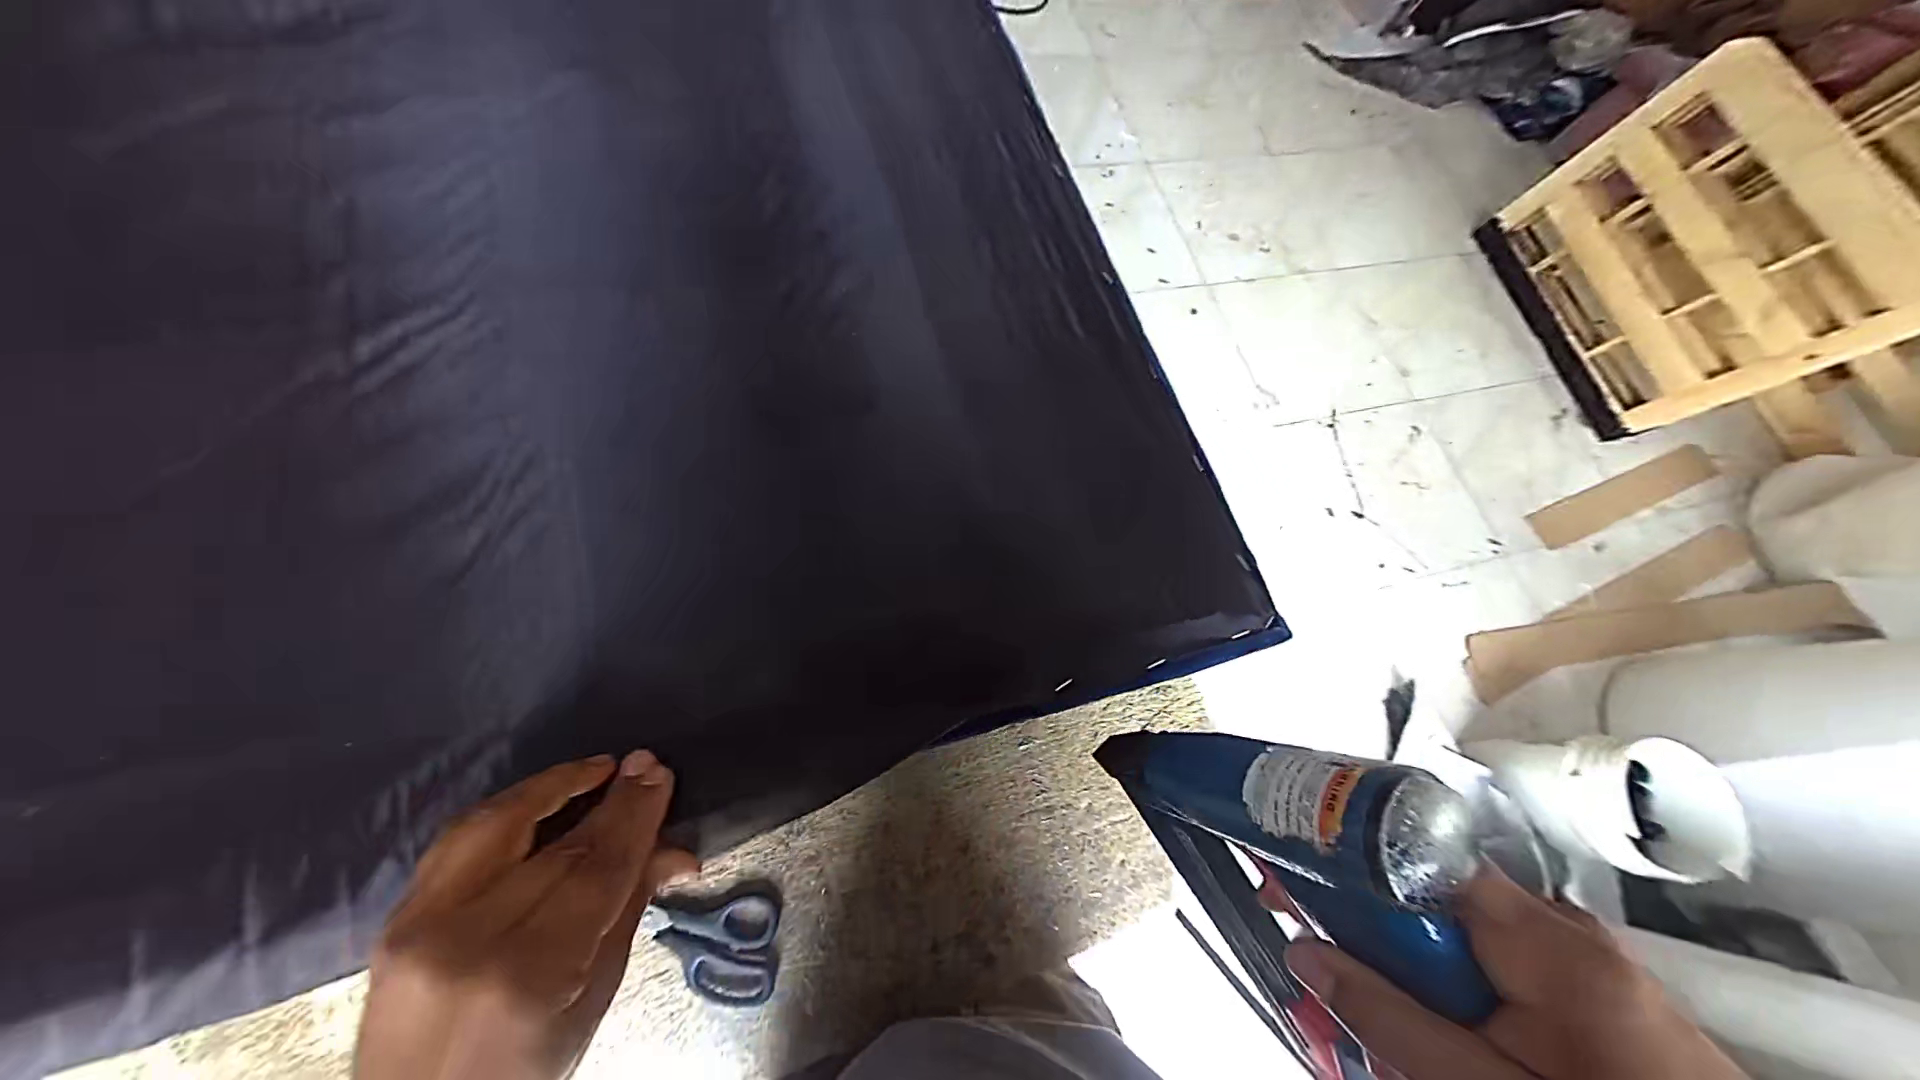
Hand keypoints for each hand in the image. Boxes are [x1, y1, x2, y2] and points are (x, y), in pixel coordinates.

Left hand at [355, 751, 698, 1079]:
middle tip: (644, 765)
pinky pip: (457, 841)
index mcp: (531, 975)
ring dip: (552, 785)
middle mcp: (469, 942)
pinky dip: (507, 808)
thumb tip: (675, 849)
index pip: (599, 871)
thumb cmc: (524, 1072)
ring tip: (596, 768)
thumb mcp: (593, 1000)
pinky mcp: (391, 922)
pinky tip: (542, 796)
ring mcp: (418, 930)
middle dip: (611, 799)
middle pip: (558, 848)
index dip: (636, 817)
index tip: (660, 775)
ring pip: (495, 826)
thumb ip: (628, 910)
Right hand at [1274, 867, 1746, 1079]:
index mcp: (1550, 944)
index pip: (1420, 859)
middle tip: (1338, 984)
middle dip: (1381, 946)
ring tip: (1397, 1035)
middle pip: (1432, 904)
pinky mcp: (1591, 992)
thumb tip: (1307, 955)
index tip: (1304, 890)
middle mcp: (1568, 934)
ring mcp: (1584, 963)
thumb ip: (1390, 1020)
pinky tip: (1449, 1043)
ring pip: (1459, 942)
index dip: (1353, 870)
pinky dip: (1458, 995)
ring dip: (1415, 978)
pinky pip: (1496, 969)